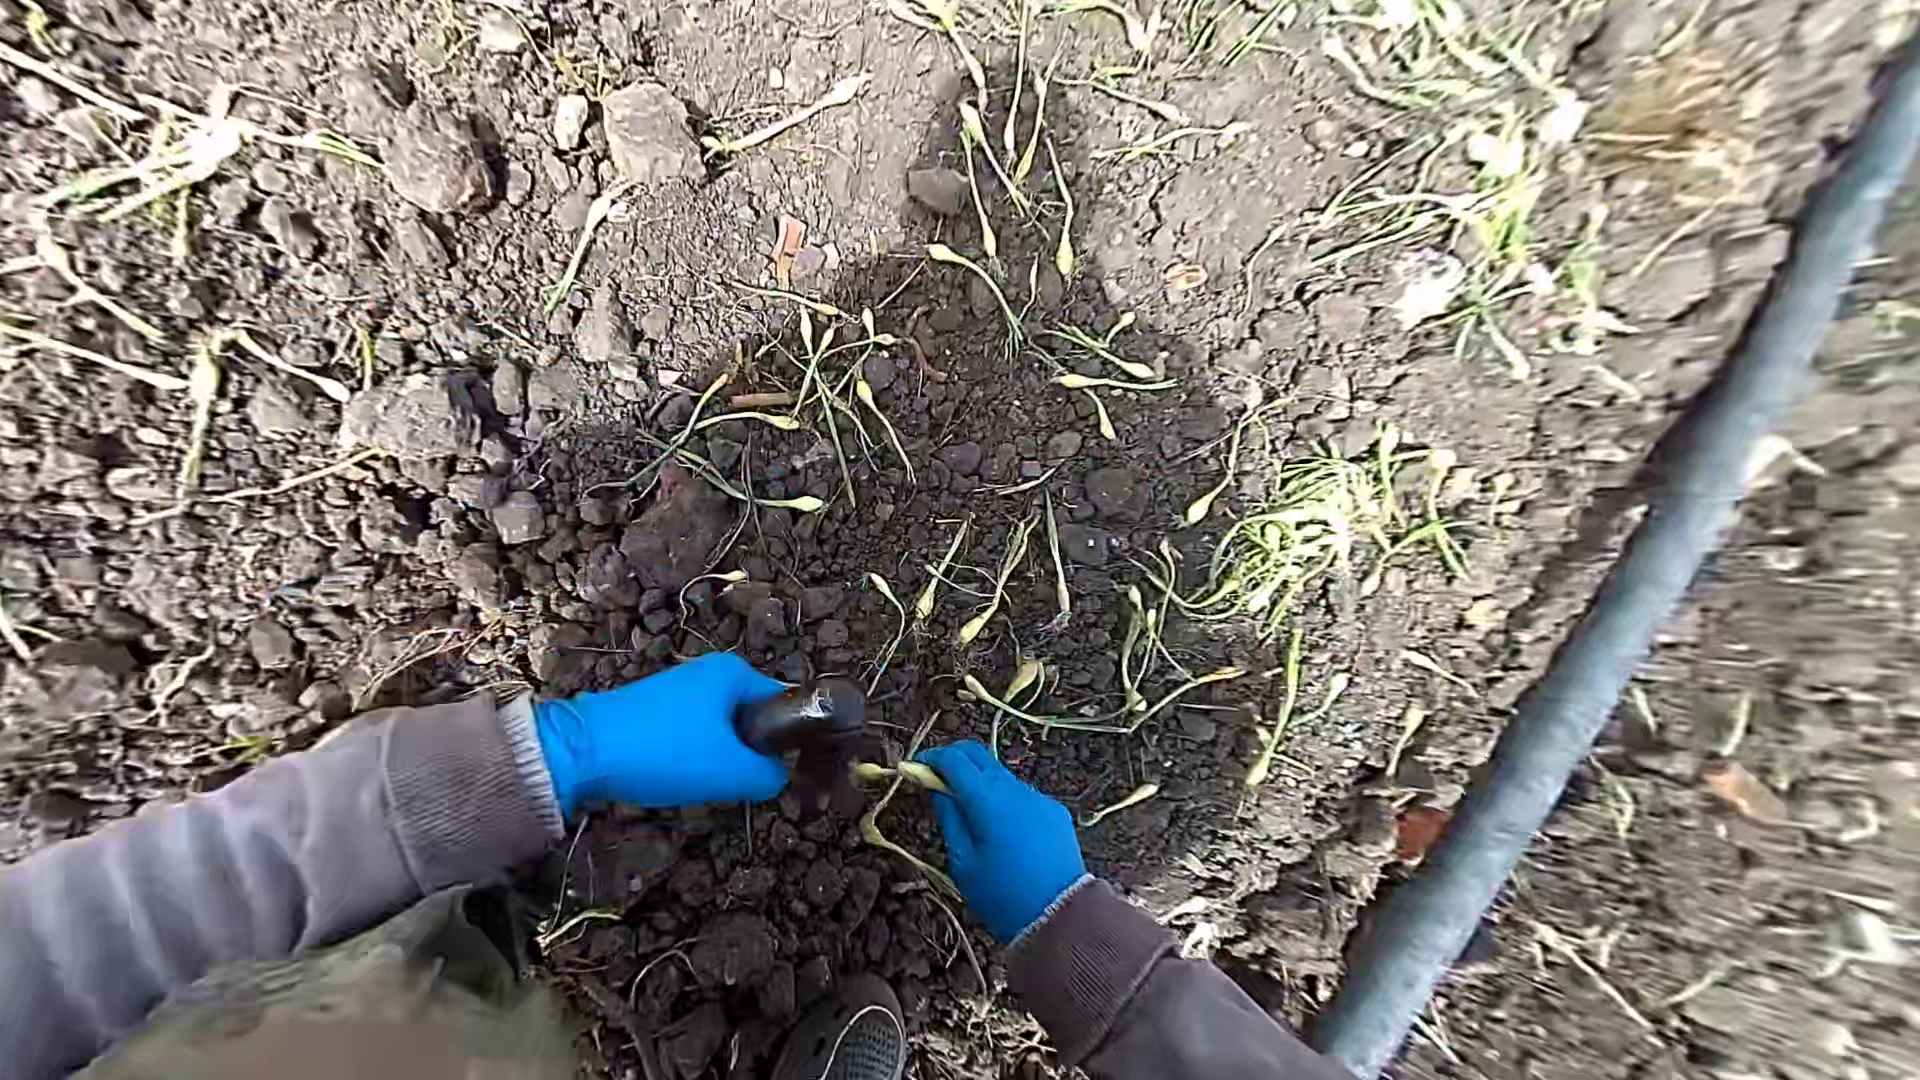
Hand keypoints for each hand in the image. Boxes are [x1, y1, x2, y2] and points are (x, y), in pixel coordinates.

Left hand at [533, 652, 788, 818]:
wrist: (579, 752)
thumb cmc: (665, 751)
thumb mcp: (729, 771)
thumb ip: (769, 775)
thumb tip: (779, 777)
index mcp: (735, 672)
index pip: (782, 703)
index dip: (786, 738)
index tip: (775, 769)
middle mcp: (711, 671)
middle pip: (752, 717)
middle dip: (749, 750)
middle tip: (740, 779)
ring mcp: (682, 687)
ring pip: (723, 728)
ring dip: (722, 755)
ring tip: (707, 780)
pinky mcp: (658, 707)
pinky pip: (696, 731)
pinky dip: (695, 753)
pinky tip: (680, 774)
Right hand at [918, 740, 1086, 942]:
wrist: (1061, 919)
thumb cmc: (1003, 896)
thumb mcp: (963, 861)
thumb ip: (948, 815)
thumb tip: (935, 786)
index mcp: (989, 799)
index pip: (954, 759)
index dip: (931, 758)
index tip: (914, 767)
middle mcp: (1015, 788)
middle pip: (978, 754)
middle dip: (952, 758)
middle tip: (934, 779)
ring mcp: (1037, 796)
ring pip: (999, 773)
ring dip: (978, 780)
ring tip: (967, 813)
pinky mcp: (1052, 809)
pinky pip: (1020, 793)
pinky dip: (1002, 798)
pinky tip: (1000, 829)